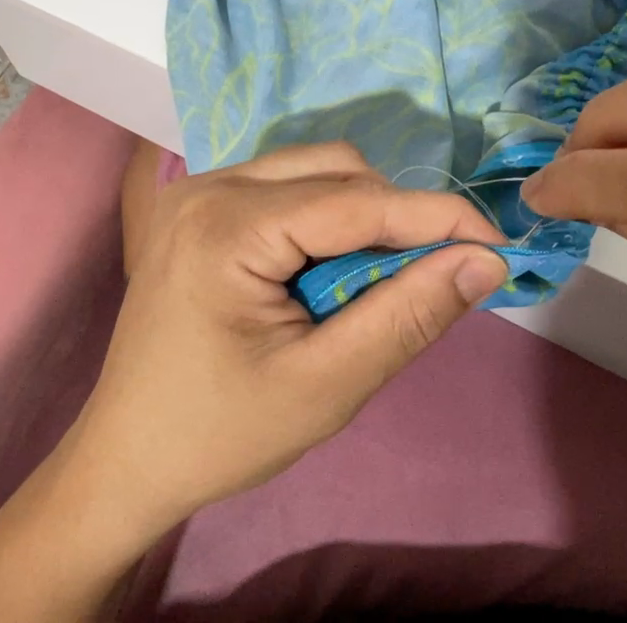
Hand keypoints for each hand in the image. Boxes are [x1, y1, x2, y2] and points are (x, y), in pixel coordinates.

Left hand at [76, 142, 508, 528]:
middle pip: (335, 169)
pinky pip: (282, 187)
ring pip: (311, 170)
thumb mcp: (326, 386)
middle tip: (430, 279)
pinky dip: (324, 218)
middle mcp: (207, 185)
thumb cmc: (221, 433)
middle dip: (396, 216)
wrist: (126, 457)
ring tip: (376, 283)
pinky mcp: (196, 207)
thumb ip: (407, 316)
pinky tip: (329, 271)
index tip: (500, 248)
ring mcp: (194, 190)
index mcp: (226, 226)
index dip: (437, 218)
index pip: (357, 200)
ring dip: (361, 215)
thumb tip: (484, 261)